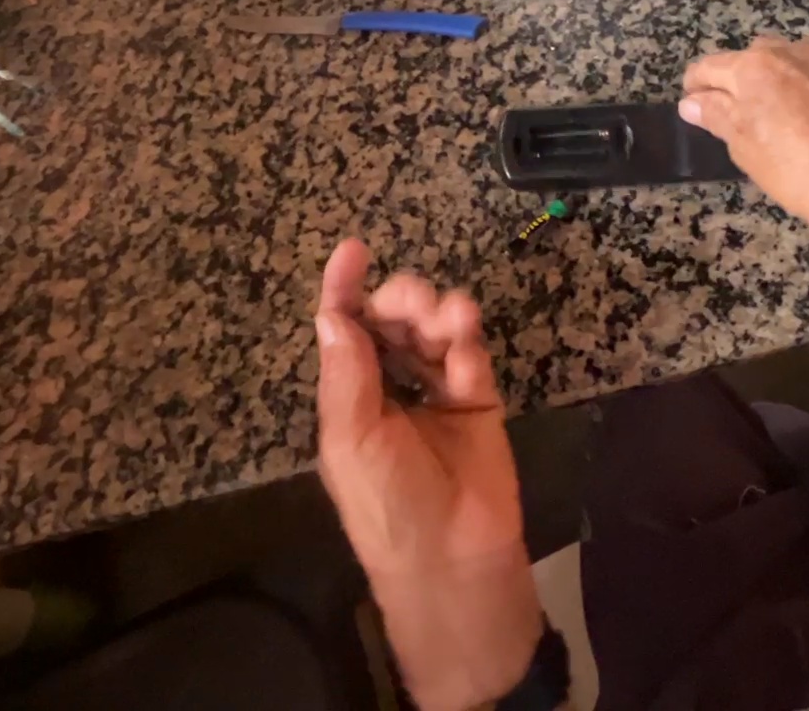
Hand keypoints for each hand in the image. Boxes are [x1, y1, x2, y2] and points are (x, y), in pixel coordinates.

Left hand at [314, 239, 542, 710]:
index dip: (345, 288)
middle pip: (393, 321)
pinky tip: (464, 341)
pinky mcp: (477, 398)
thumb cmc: (388, 506)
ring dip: (438, 314)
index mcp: (351, 394)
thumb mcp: (353, 443)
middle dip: (402, 301)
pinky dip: (466, 342)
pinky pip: (469, 357)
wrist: (453, 559)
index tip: (353, 249)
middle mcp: (391, 383)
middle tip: (415, 301)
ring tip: (449, 317)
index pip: (345, 329)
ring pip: (434, 330)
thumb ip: (348, 377)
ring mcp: (436, 389)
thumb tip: (330, 314)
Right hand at [681, 36, 808, 257]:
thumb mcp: (745, 148)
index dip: (695, 86)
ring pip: (789, 60)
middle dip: (737, 80)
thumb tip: (691, 102)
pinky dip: (808, 87)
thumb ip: (716, 116)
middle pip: (751, 57)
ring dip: (775, 79)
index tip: (693, 105)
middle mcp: (790, 52)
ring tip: (778, 116)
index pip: (709, 67)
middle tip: (736, 116)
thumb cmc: (797, 172)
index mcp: (753, 68)